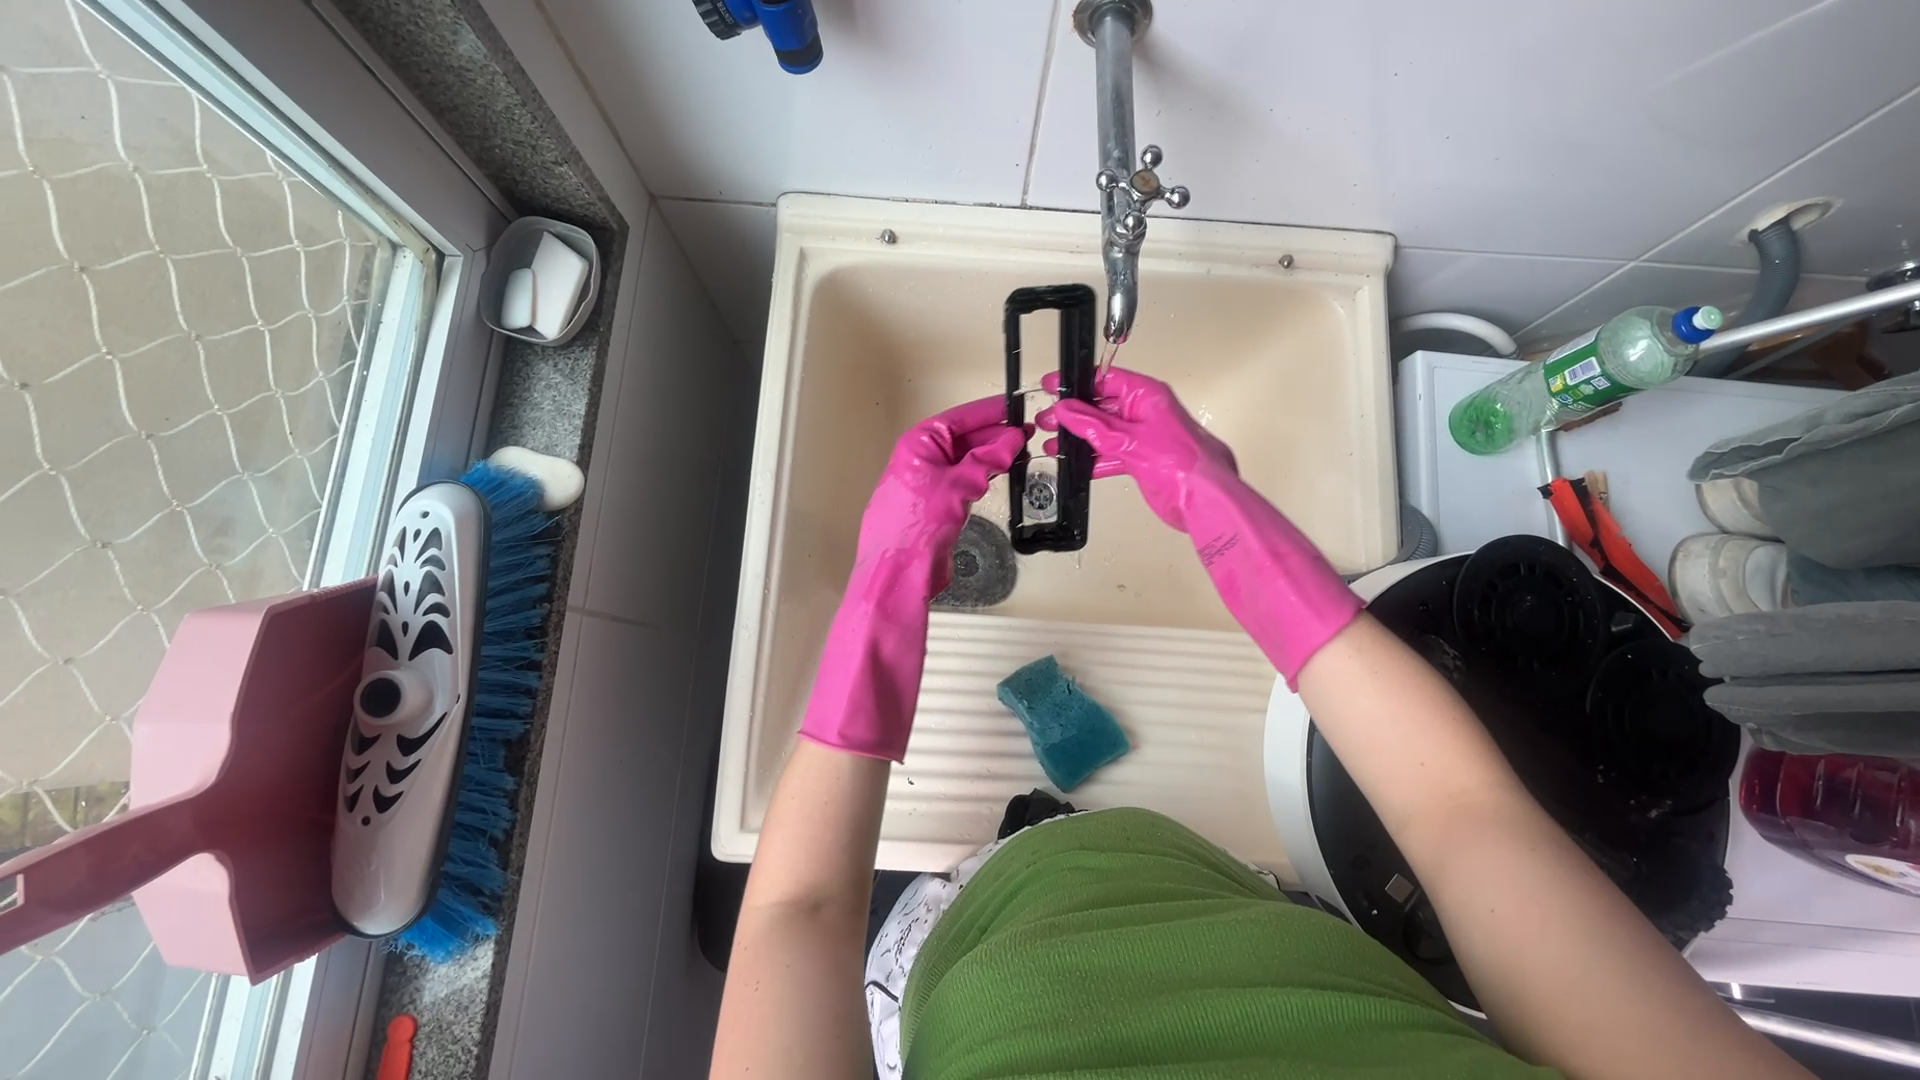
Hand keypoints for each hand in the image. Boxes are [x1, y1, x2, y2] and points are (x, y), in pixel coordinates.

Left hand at [852, 395, 1027, 599]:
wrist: (899, 571)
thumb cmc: (918, 524)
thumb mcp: (958, 485)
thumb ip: (987, 460)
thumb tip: (1013, 439)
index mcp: (919, 444)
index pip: (960, 418)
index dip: (990, 412)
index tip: (1017, 407)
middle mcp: (921, 458)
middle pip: (963, 438)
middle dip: (994, 436)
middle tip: (1026, 434)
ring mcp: (928, 482)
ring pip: (965, 461)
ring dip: (991, 457)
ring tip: (1020, 453)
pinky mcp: (936, 505)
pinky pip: (963, 481)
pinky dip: (982, 477)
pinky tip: (1001, 476)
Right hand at [1035, 367, 1239, 533]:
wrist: (1206, 499)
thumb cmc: (1184, 463)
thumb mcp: (1129, 440)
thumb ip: (1093, 426)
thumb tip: (1066, 410)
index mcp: (1147, 396)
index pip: (1105, 379)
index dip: (1077, 382)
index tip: (1053, 386)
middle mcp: (1145, 413)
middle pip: (1102, 406)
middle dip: (1073, 414)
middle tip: (1048, 419)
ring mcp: (1143, 437)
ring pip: (1104, 432)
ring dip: (1079, 439)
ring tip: (1053, 443)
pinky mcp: (1141, 460)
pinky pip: (1110, 454)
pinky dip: (1092, 459)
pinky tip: (1075, 464)